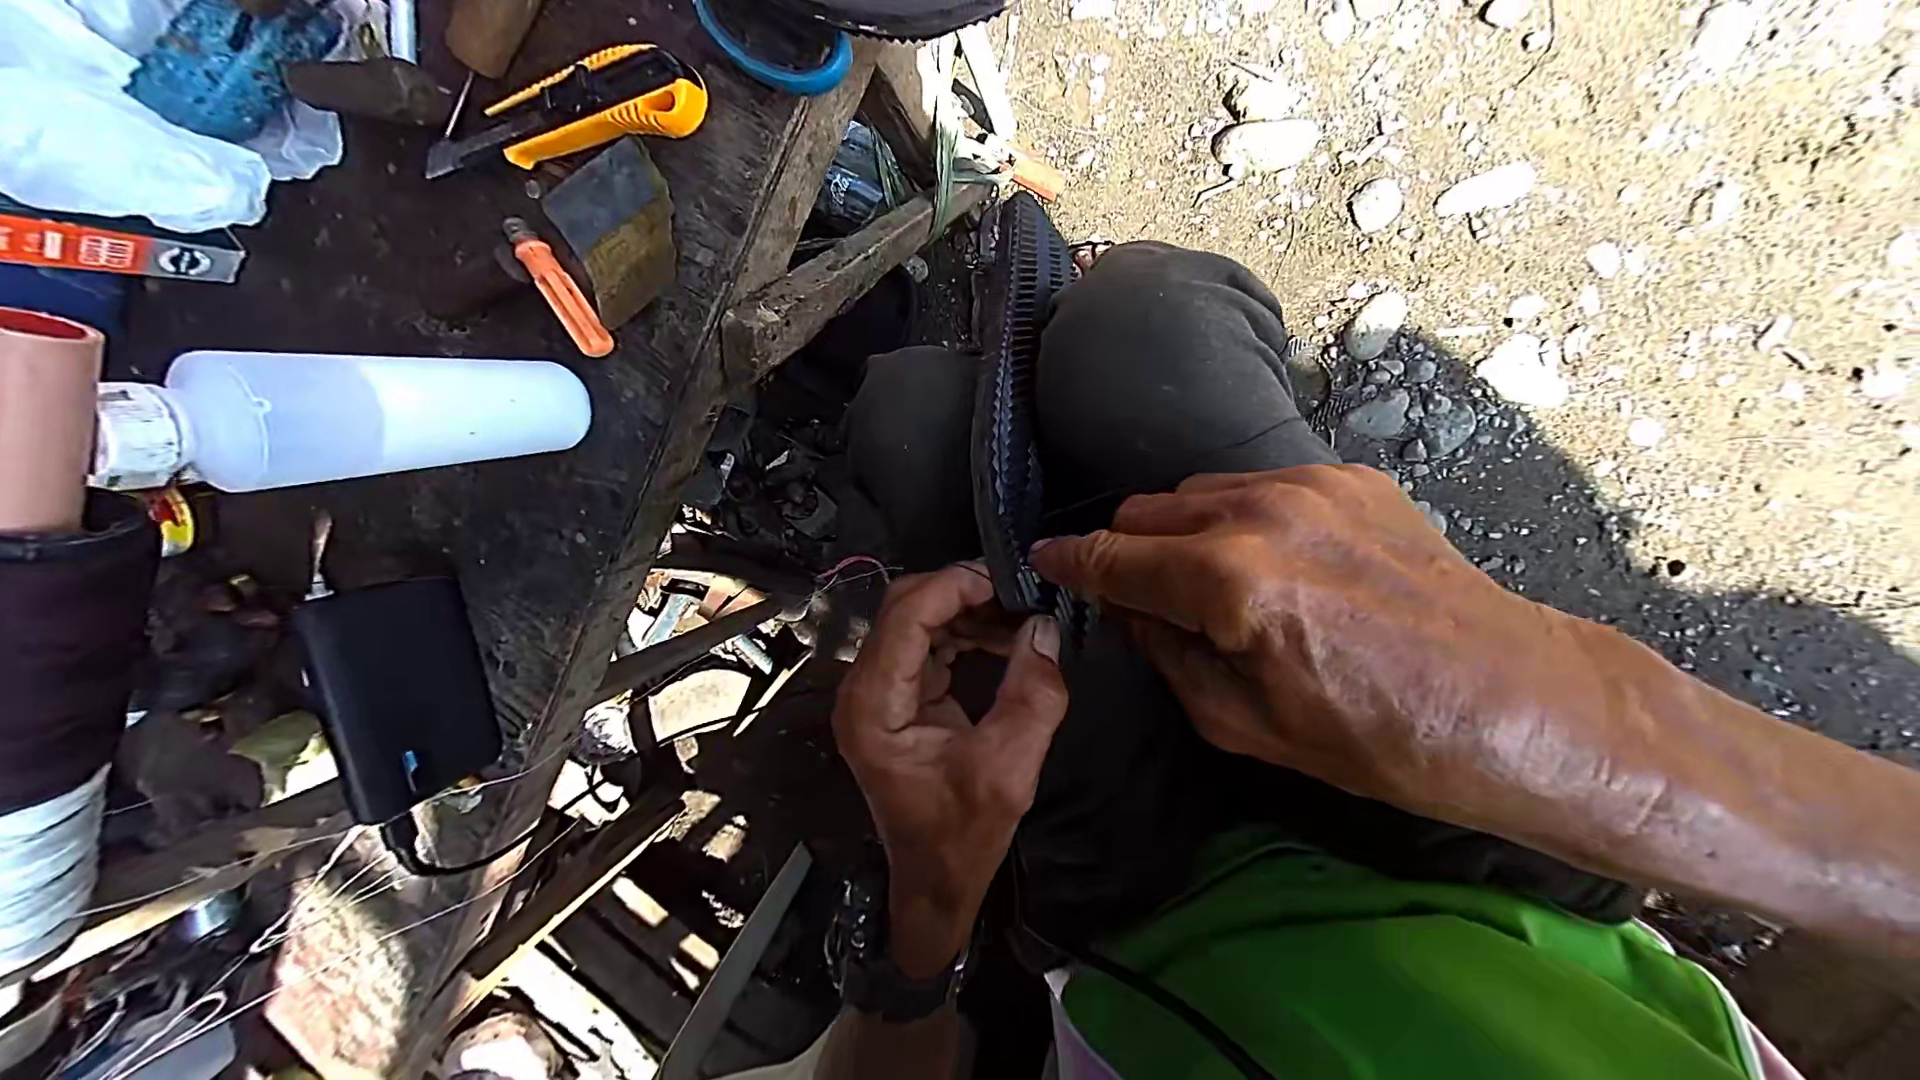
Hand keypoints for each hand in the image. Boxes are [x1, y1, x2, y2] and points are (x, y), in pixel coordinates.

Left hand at [833, 564, 1068, 976]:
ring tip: (1019, 613)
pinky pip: (928, 642)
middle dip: (962, 591)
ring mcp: (877, 690)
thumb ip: (1032, 697)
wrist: (934, 880)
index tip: (1005, 579)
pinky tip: (1002, 637)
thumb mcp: (1008, 771)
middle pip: (905, 607)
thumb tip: (1044, 627)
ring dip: (967, 609)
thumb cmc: (961, 838)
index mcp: (874, 706)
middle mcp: (864, 689)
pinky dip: (964, 631)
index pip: (905, 615)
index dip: (954, 586)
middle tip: (1018, 591)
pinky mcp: (897, 695)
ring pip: (917, 618)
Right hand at [1029, 465, 1581, 829]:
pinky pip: (1251, 485)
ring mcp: (1309, 484)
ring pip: (1192, 490)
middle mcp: (1259, 512)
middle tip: (1141, 596)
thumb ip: (1162, 650)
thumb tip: (1124, 606)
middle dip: (1125, 551)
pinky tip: (1269, 559)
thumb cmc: (1376, 737)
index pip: (1113, 558)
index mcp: (1229, 583)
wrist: (1524, 705)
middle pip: (1143, 510)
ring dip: (1177, 532)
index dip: (1068, 561)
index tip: (1043, 559)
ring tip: (1210, 578)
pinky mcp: (1347, 478)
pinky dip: (1232, 518)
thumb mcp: (1238, 721)